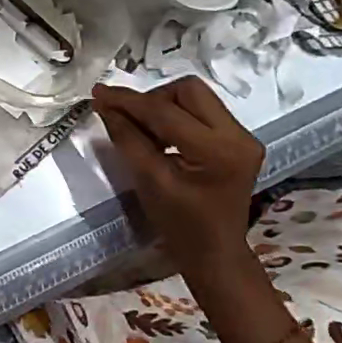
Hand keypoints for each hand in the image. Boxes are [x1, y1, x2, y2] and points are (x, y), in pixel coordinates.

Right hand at [92, 78, 263, 269]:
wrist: (214, 252)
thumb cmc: (179, 224)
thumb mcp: (148, 181)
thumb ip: (127, 138)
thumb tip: (106, 105)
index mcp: (218, 151)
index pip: (166, 112)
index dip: (129, 101)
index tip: (99, 92)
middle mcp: (239, 136)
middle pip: (189, 91)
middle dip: (152, 99)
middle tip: (127, 117)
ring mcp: (242, 136)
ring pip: (195, 97)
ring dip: (163, 106)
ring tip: (143, 131)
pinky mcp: (238, 139)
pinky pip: (202, 111)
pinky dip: (176, 117)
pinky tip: (161, 137)